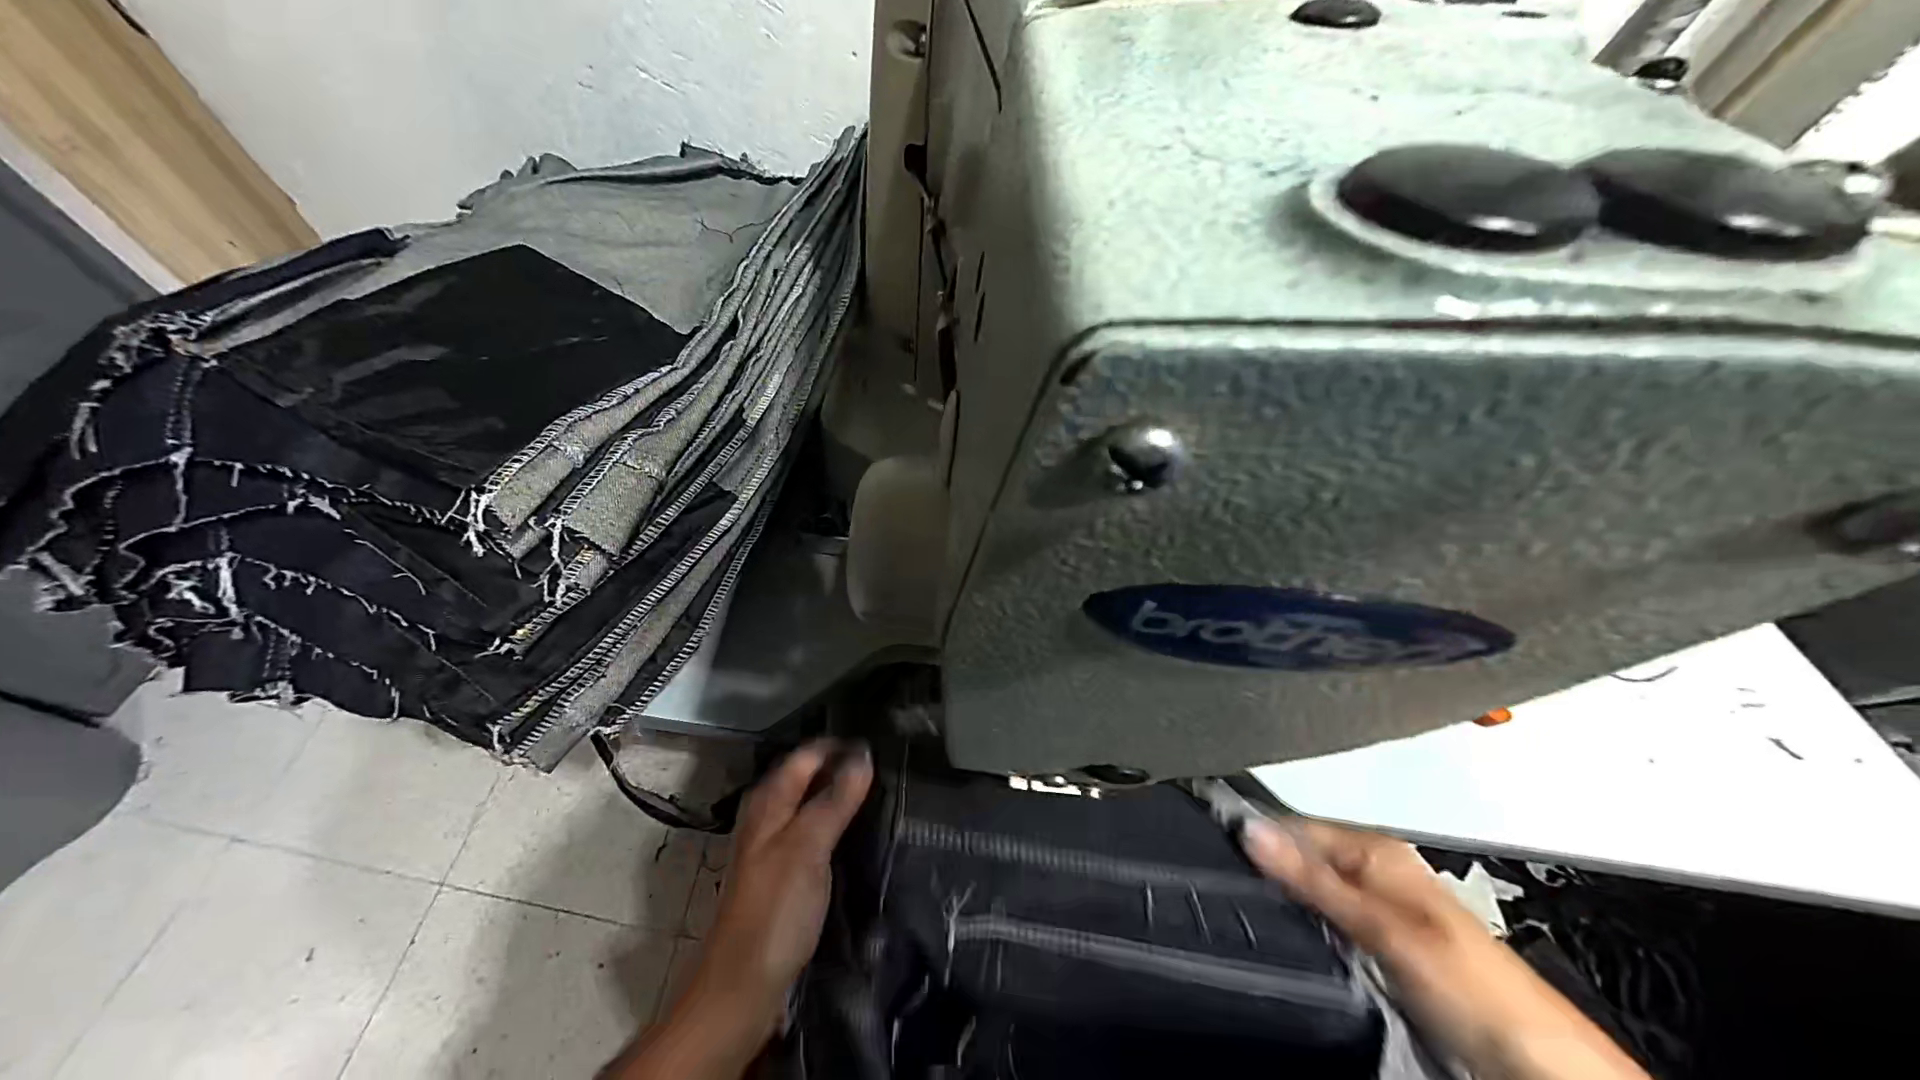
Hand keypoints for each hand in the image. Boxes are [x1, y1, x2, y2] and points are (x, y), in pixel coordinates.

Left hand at [612, 739, 872, 1079]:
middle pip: (808, 776)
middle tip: (888, 764)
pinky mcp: (784, 873)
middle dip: (843, 765)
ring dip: (840, 794)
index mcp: (768, 801)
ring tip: (881, 792)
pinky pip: (814, 831)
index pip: (808, 754)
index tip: (882, 741)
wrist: (742, 985)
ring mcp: (774, 845)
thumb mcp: (807, 847)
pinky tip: (858, 832)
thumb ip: (834, 800)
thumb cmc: (774, 910)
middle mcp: (768, 815)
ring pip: (810, 803)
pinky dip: (836, 823)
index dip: (840, 745)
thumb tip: (863, 754)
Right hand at [1242, 818, 1649, 1079]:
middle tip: (1218, 881)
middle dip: (1262, 867)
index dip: (1253, 834)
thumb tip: (1250, 830)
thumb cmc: (1478, 991)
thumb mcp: (1385, 928)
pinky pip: (1321, 923)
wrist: (1541, 1068)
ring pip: (1307, 891)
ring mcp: (1375, 911)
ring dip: (1279, 898)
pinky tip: (1283, 936)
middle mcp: (1373, 872)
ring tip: (1239, 907)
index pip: (1292, 825)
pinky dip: (1300, 926)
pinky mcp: (1377, 948)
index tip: (1212, 843)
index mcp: (1376, 851)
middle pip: (1298, 857)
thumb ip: (1315, 879)